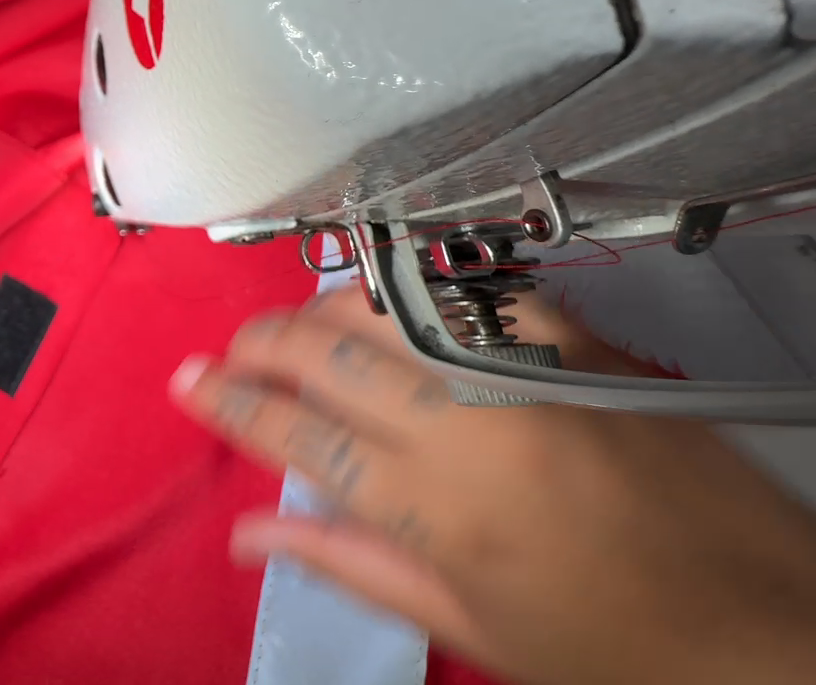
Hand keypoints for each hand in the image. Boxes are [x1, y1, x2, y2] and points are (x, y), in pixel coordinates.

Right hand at [171, 285, 815, 684]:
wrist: (790, 638)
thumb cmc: (613, 651)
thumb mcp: (467, 628)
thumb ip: (342, 562)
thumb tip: (245, 534)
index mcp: (438, 508)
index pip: (292, 434)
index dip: (225, 402)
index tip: (186, 379)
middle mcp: (471, 426)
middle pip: (321, 353)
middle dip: (256, 346)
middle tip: (234, 357)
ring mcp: (526, 374)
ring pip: (377, 304)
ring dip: (318, 314)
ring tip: (302, 339)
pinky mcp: (576, 345)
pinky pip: (459, 293)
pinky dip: (404, 301)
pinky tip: (390, 321)